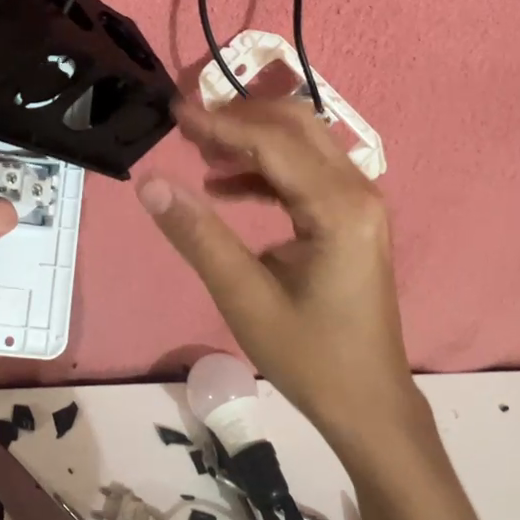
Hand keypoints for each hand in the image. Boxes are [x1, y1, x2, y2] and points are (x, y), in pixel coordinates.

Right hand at [136, 98, 420, 438]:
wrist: (369, 406)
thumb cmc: (310, 357)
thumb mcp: (244, 298)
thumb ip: (198, 234)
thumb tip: (151, 183)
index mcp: (338, 208)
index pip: (272, 142)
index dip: (220, 123)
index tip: (174, 113)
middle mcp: (357, 191)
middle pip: (294, 125)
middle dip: (238, 118)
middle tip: (187, 126)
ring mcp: (358, 202)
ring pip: (301, 142)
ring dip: (250, 140)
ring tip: (199, 151)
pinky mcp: (349, 216)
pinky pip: (304, 171)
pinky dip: (263, 168)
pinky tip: (222, 188)